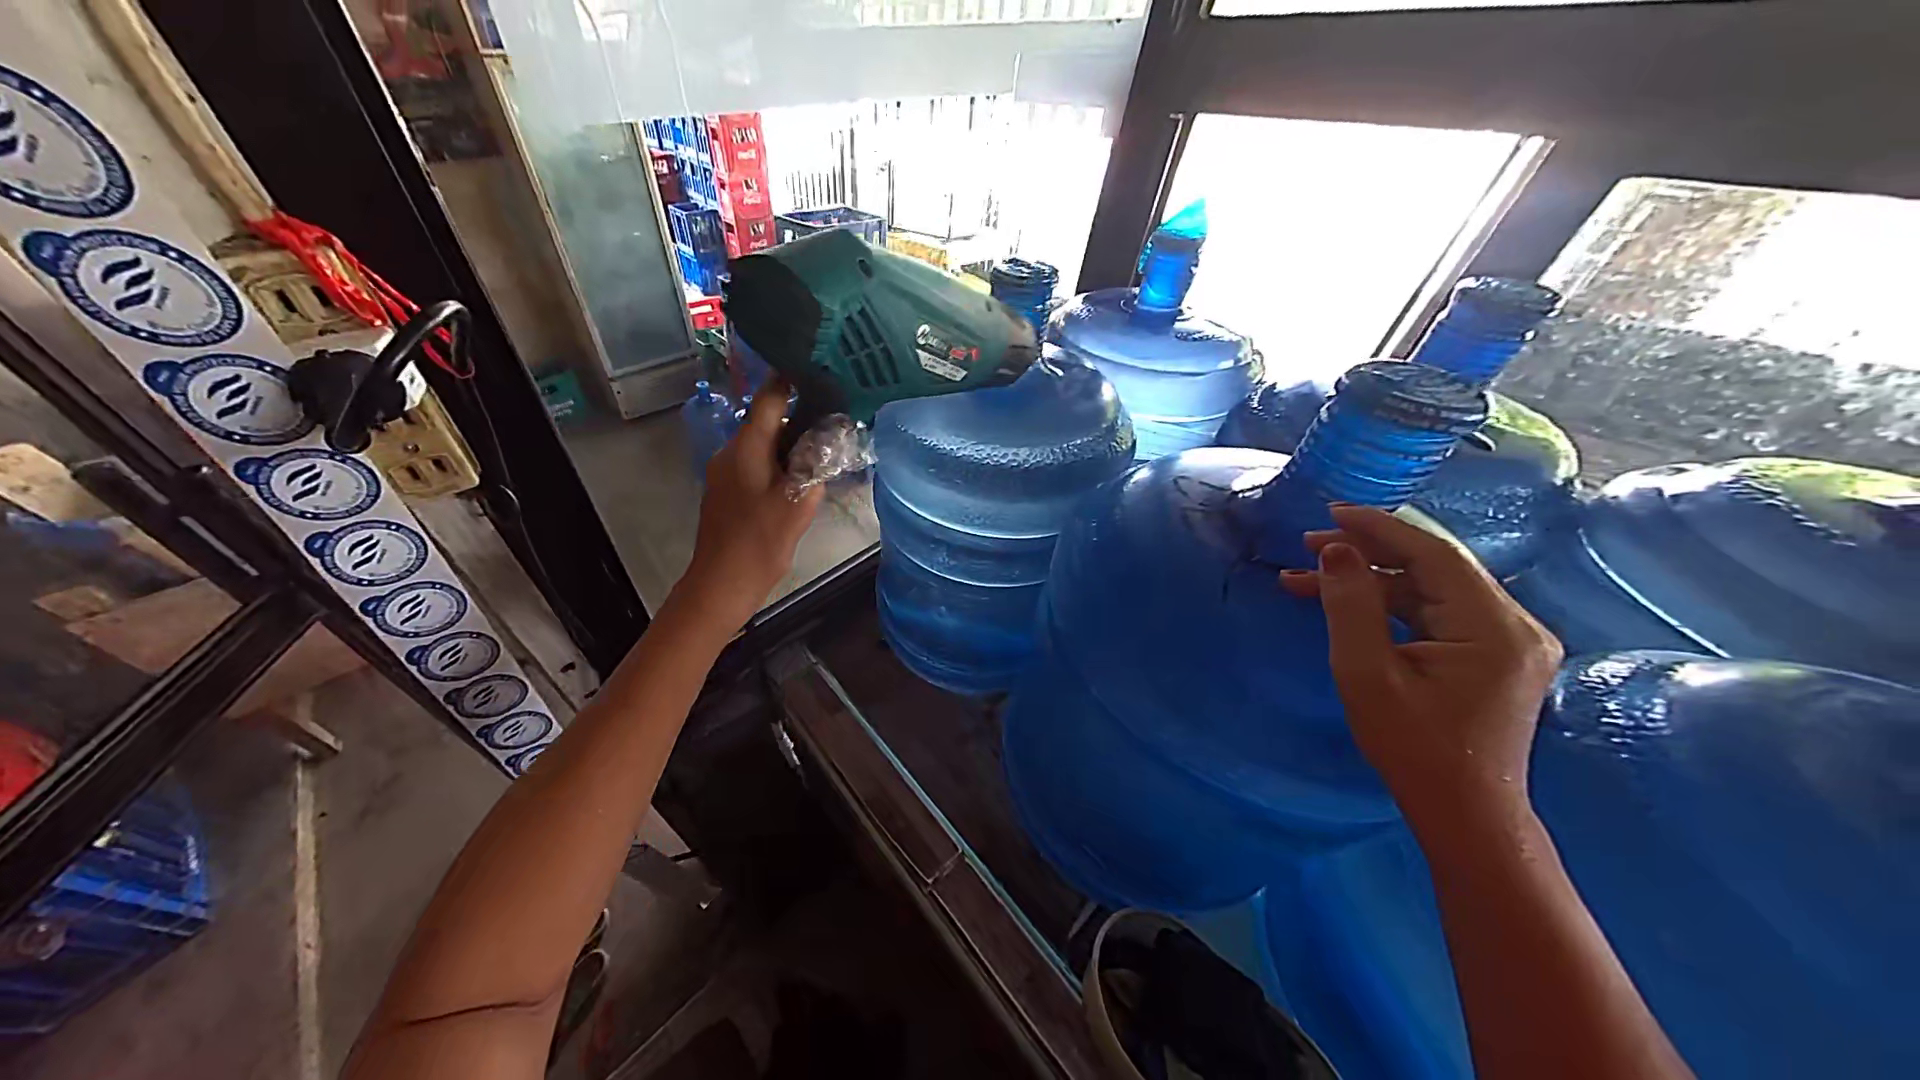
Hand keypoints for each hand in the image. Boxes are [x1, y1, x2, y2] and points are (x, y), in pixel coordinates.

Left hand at [670, 378, 825, 632]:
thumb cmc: (760, 541)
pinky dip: (779, 465)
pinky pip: (757, 466)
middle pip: (767, 422)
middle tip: (834, 419)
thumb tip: (826, 436)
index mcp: (746, 448)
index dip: (790, 380)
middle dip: (799, 419)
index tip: (816, 368)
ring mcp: (726, 473)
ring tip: (824, 450)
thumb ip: (814, 464)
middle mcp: (731, 452)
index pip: (768, 399)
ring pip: (763, 446)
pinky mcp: (728, 492)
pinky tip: (801, 480)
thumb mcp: (798, 501)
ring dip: (790, 445)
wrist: (722, 583)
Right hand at [1278, 505, 1563, 827]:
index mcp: (1495, 627)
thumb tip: (1335, 550)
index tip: (1329, 512)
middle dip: (1368, 551)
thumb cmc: (1413, 748)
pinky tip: (1348, 604)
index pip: (1434, 554)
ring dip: (1372, 579)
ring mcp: (1509, 640)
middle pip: (1433, 567)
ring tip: (1309, 577)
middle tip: (1307, 544)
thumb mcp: (1367, 674)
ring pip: (1430, 588)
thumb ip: (1351, 606)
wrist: (1464, 813)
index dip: (1379, 527)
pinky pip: (1436, 612)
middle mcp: (1515, 624)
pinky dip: (1390, 604)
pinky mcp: (1495, 655)